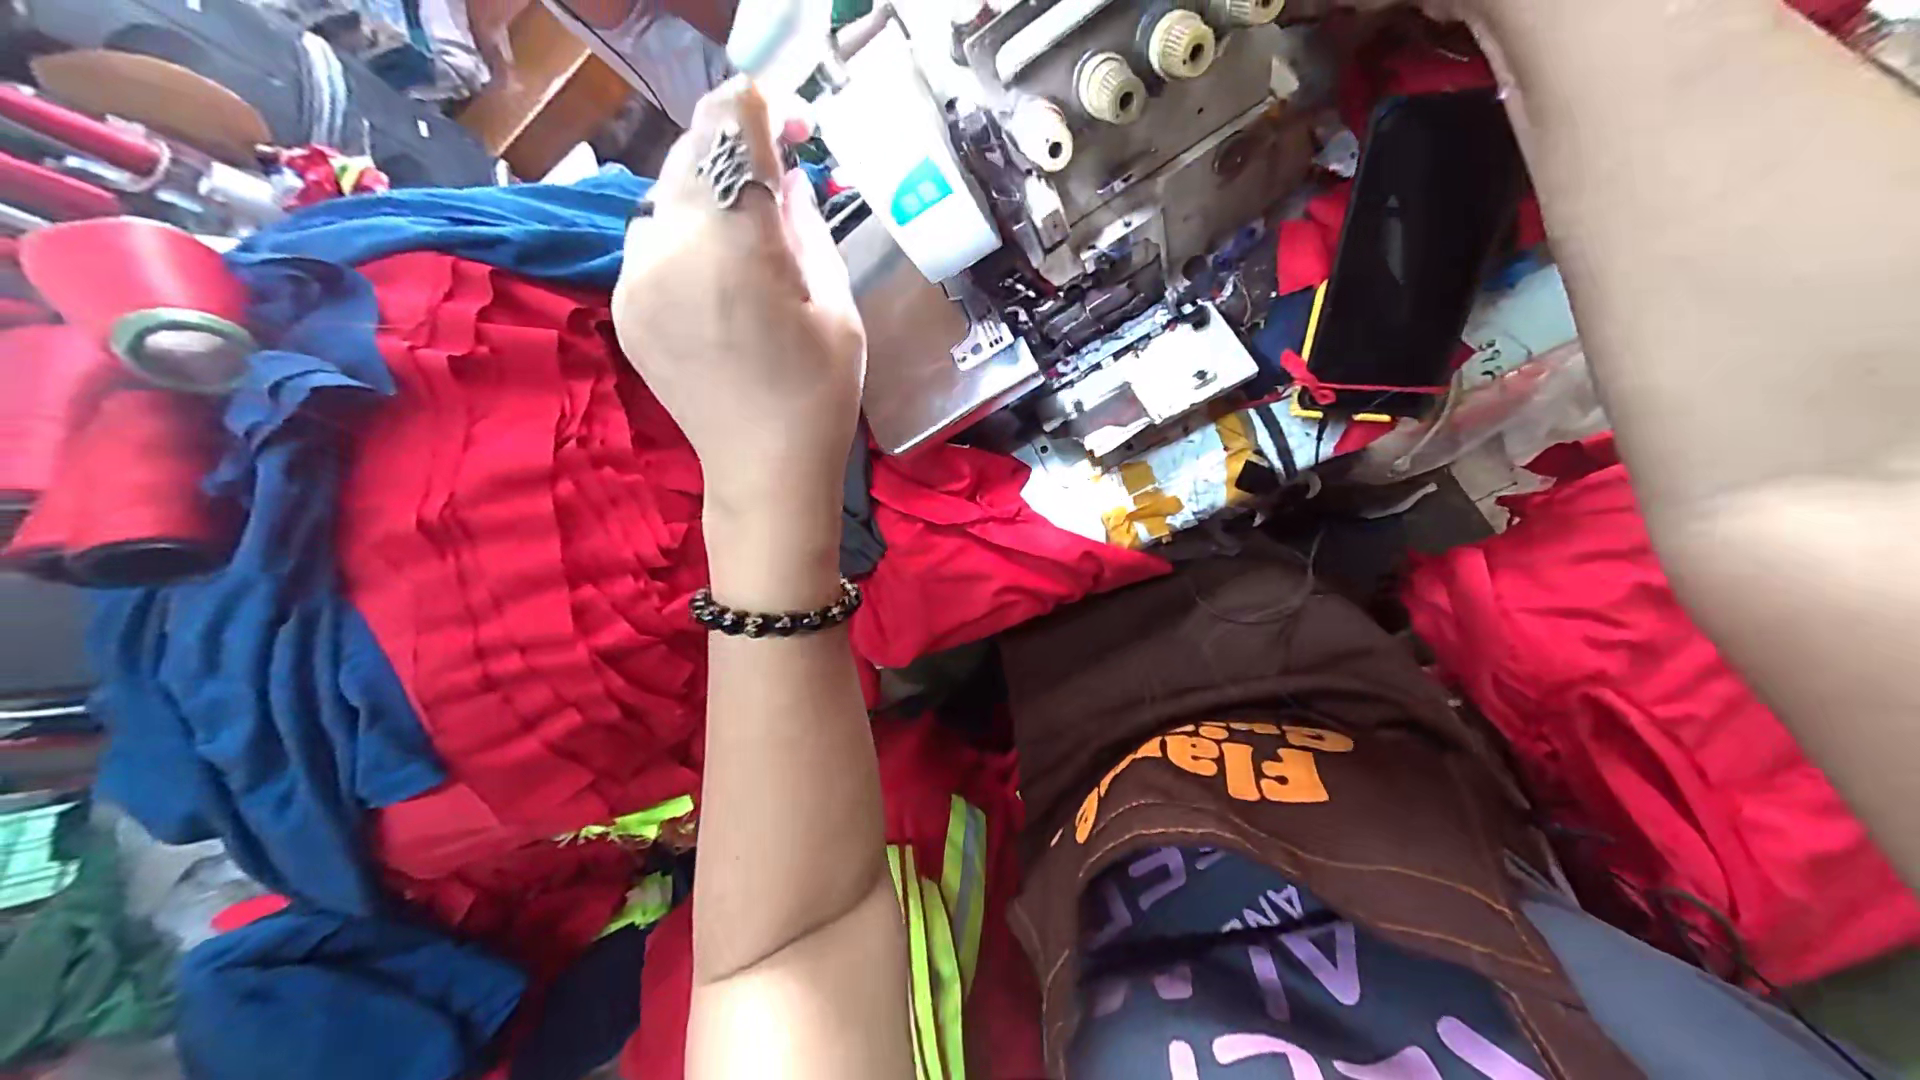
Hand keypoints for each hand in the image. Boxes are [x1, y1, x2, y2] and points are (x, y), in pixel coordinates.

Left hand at [613, 78, 863, 599]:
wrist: (763, 473)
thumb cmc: (820, 399)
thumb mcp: (839, 312)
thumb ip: (810, 231)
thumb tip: (790, 183)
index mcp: (733, 246)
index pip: (731, 130)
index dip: (761, 112)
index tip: (790, 124)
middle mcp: (668, 248)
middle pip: (691, 155)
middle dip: (735, 154)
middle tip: (776, 180)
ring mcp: (634, 279)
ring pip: (664, 198)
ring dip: (705, 200)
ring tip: (745, 243)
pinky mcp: (623, 308)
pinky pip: (648, 244)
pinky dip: (681, 241)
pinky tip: (714, 281)